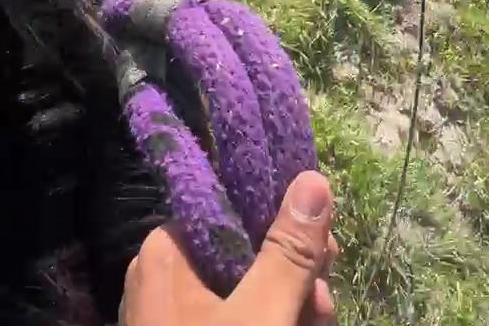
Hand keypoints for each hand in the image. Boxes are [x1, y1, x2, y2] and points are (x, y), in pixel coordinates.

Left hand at [121, 170, 338, 325]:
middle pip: (246, 251)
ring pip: (245, 289)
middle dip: (294, 272)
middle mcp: (163, 276)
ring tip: (320, 319)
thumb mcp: (261, 314)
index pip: (232, 208)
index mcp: (166, 251)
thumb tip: (314, 177)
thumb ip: (288, 251)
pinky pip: (232, 316)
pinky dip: (267, 320)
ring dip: (289, 301)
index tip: (323, 240)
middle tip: (325, 296)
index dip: (283, 219)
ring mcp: (172, 316)